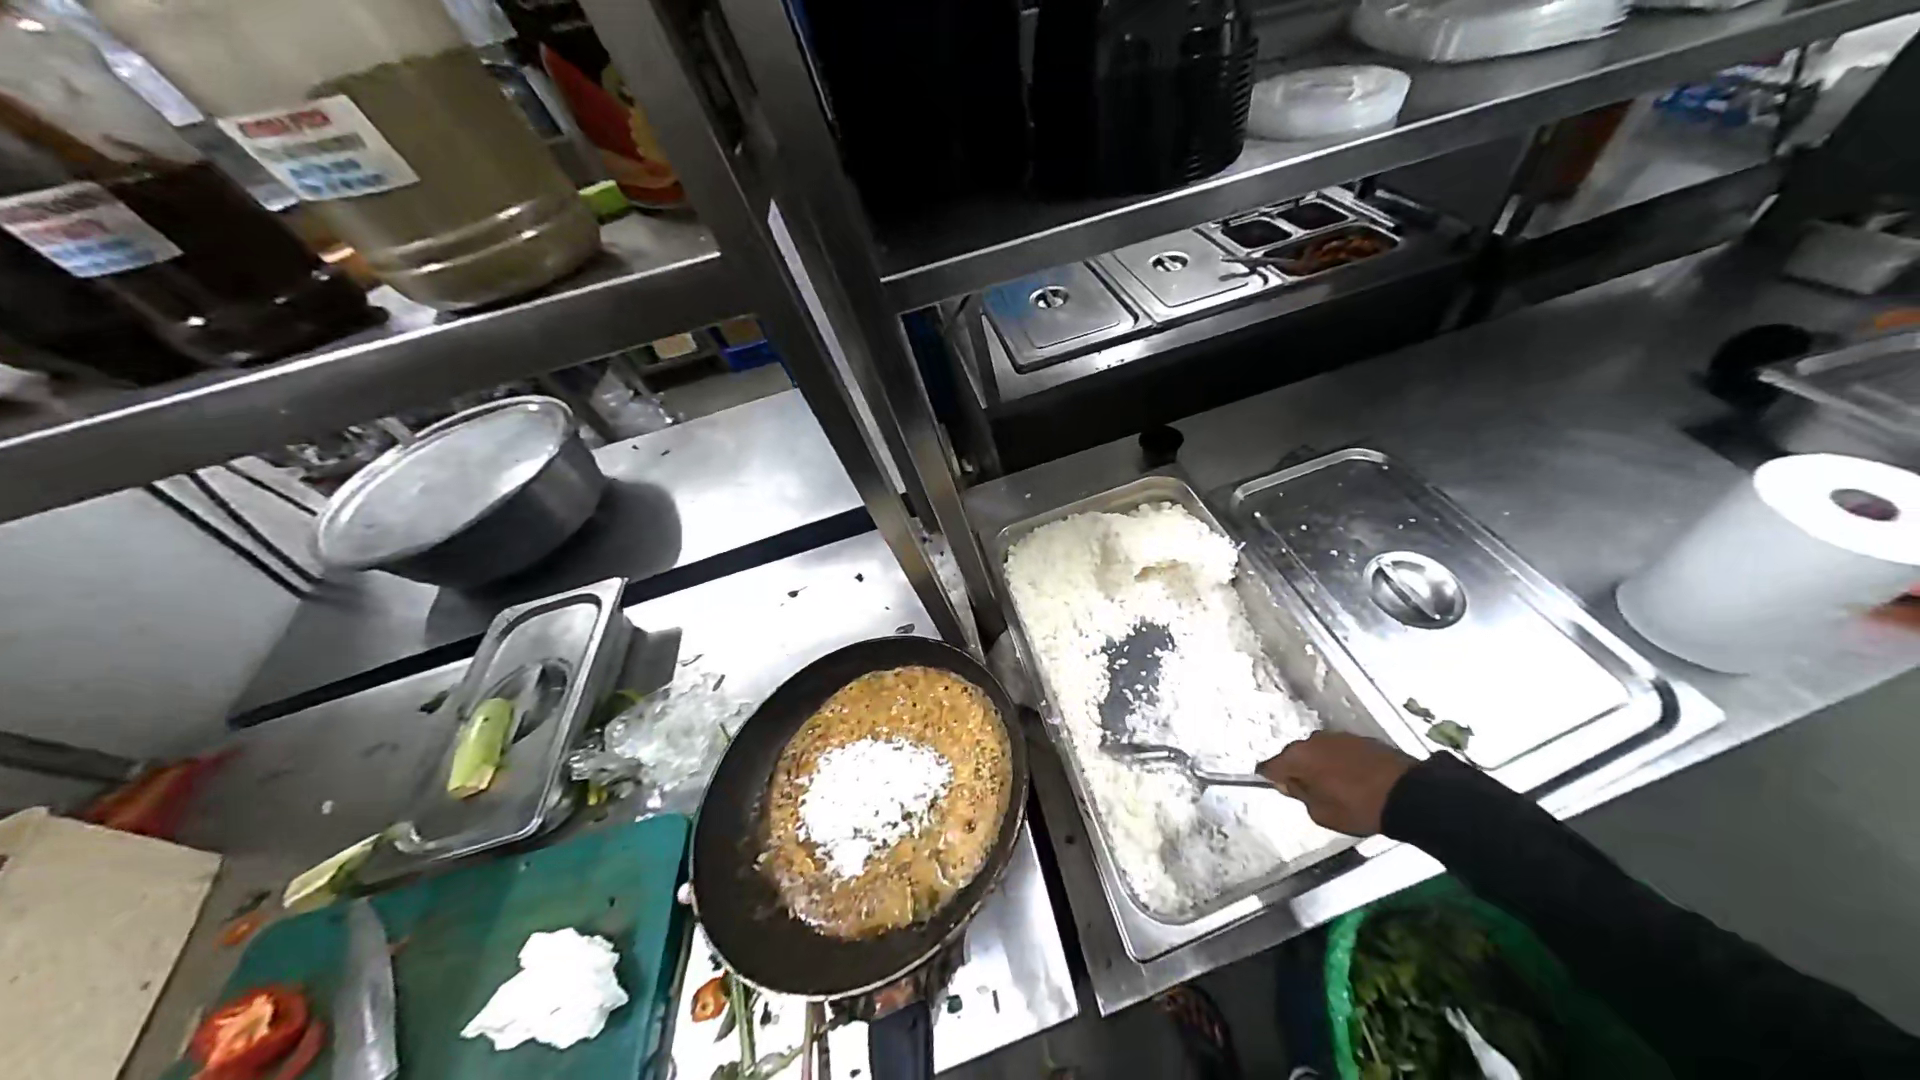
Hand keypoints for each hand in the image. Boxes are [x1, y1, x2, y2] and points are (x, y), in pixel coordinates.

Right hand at [1258, 732, 1416, 835]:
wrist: (1409, 795)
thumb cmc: (1358, 808)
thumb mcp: (1321, 814)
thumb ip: (1299, 796)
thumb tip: (1291, 783)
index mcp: (1297, 757)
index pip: (1269, 767)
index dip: (1273, 780)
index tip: (1285, 791)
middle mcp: (1312, 740)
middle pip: (1294, 755)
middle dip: (1298, 770)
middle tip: (1313, 792)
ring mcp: (1337, 736)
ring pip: (1317, 751)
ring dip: (1320, 764)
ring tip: (1337, 785)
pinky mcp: (1359, 738)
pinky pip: (1339, 750)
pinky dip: (1340, 761)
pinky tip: (1354, 778)